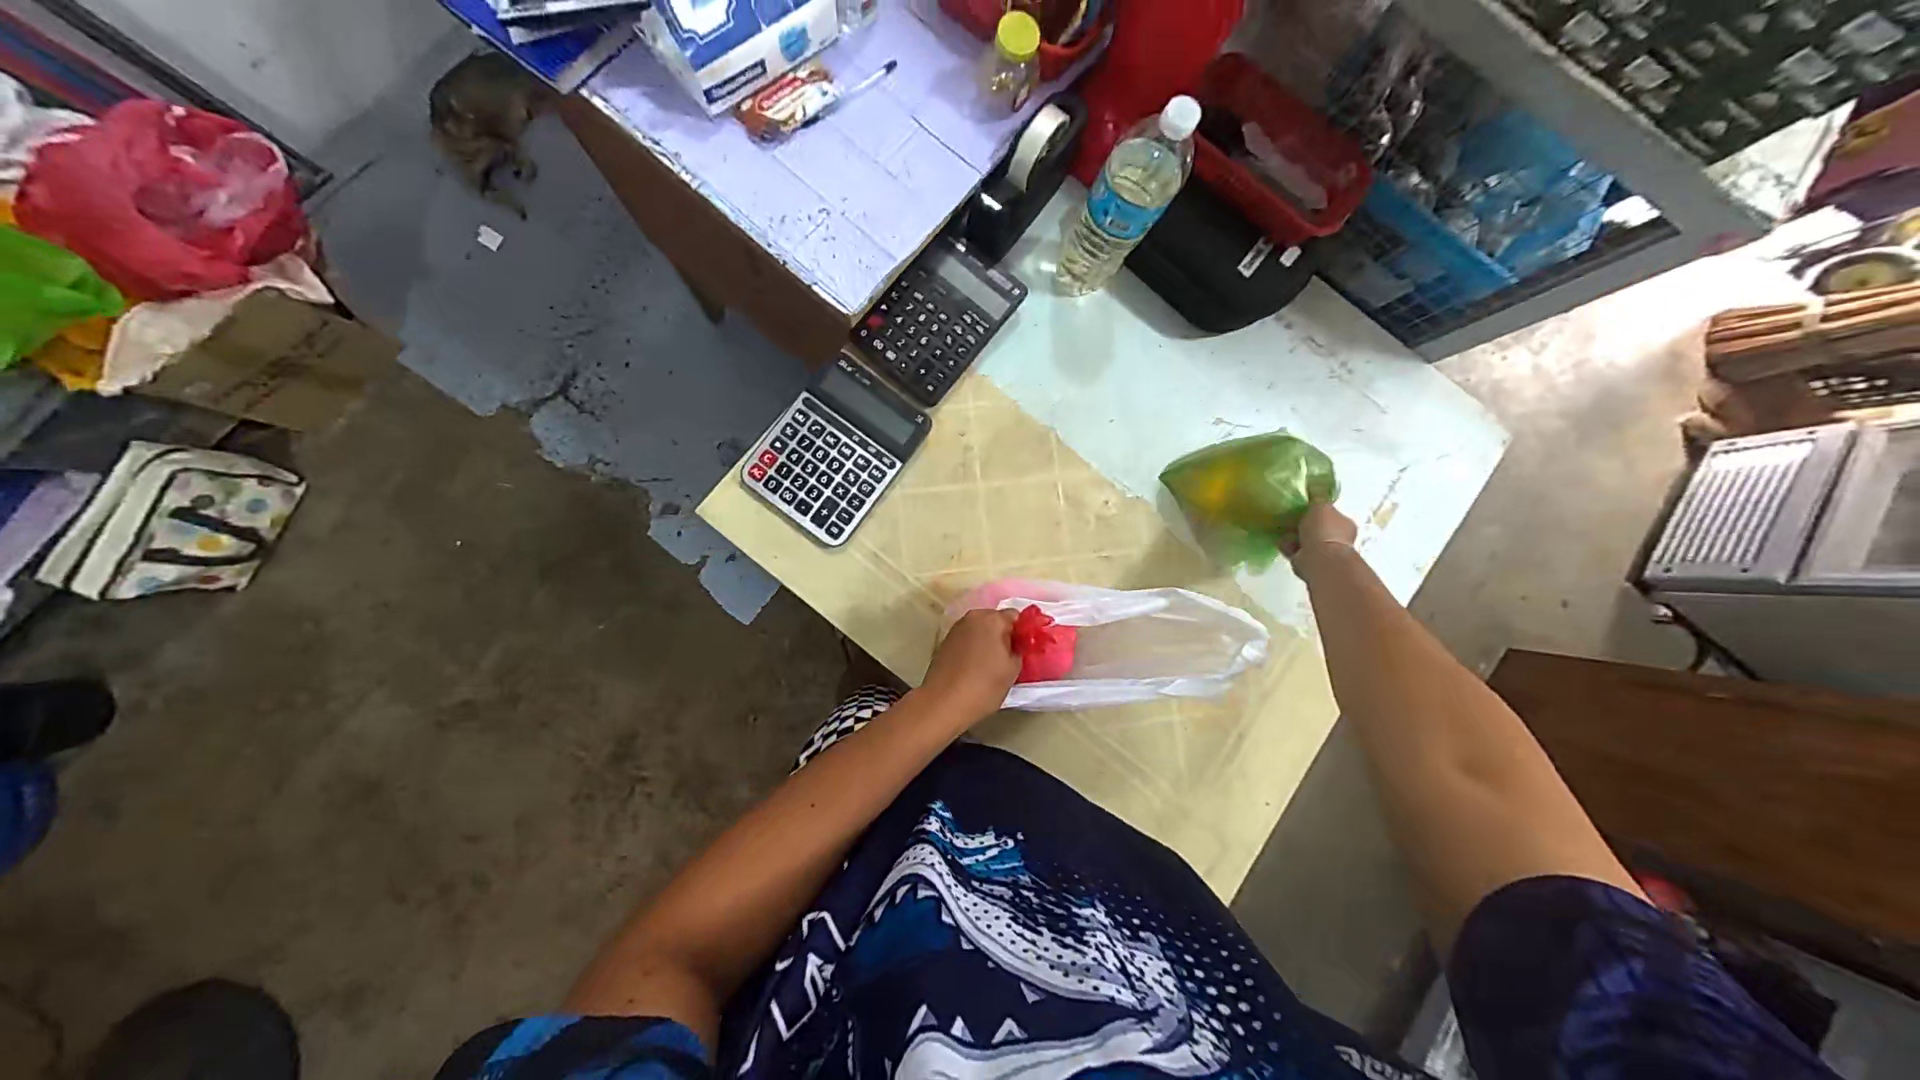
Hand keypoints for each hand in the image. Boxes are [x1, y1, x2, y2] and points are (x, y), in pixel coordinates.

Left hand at [918, 608, 1020, 725]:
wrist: (943, 702)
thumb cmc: (984, 686)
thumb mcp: (1013, 670)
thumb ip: (1018, 649)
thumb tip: (1015, 644)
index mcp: (993, 619)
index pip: (1015, 616)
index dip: (1022, 631)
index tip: (1023, 648)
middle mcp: (973, 617)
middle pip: (995, 620)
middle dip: (1003, 634)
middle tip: (1008, 657)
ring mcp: (956, 628)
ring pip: (980, 629)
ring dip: (987, 640)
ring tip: (991, 663)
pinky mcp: (945, 641)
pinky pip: (967, 638)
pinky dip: (973, 646)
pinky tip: (975, 666)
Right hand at [1284, 501, 1358, 562]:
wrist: (1319, 558)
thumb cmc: (1323, 530)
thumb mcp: (1320, 505)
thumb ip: (1317, 497)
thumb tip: (1315, 485)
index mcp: (1344, 523)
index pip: (1330, 514)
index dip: (1316, 510)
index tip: (1302, 508)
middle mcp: (1338, 538)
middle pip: (1317, 527)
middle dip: (1303, 524)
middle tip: (1290, 519)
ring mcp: (1324, 552)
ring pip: (1306, 540)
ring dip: (1294, 536)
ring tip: (1283, 530)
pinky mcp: (1310, 563)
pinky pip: (1296, 551)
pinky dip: (1289, 546)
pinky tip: (1282, 542)